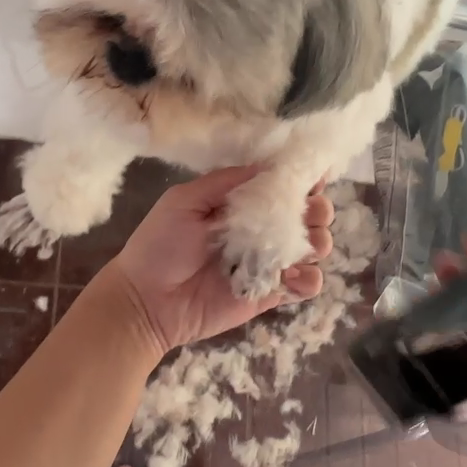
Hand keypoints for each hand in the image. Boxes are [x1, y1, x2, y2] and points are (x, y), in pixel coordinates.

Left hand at [100, 166, 334, 352]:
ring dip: (320, 242)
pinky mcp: (269, 293)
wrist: (146, 300)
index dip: (302, 179)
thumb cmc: (160, 245)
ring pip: (312, 248)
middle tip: (312, 213)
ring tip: (310, 245)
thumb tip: (270, 166)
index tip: (314, 177)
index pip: (281, 186)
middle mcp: (260, 230)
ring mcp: (267, 262)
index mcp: (240, 203)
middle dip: (318, 210)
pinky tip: (294, 275)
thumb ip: (226, 182)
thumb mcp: (185, 201)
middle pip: (306, 215)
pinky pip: (303, 286)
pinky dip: (310, 279)